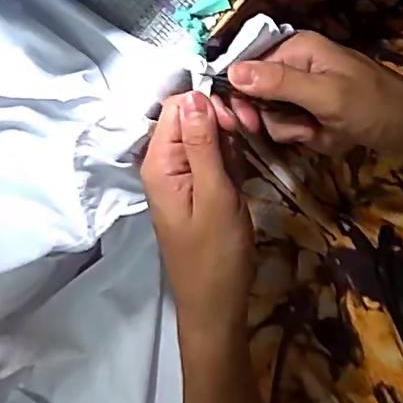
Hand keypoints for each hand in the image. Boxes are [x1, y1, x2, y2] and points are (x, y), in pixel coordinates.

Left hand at [142, 91, 253, 322]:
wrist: (216, 308)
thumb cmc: (216, 255)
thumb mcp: (214, 195)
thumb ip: (202, 143)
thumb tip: (194, 94)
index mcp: (158, 160)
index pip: (177, 106)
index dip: (207, 106)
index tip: (236, 124)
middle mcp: (162, 161)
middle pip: (190, 117)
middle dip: (221, 125)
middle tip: (244, 150)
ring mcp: (178, 174)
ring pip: (204, 136)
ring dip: (228, 145)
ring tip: (240, 172)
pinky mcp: (194, 186)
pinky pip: (210, 157)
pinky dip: (228, 161)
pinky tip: (239, 178)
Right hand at [222, 31, 402, 159]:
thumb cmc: (376, 107)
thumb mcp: (326, 95)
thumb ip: (278, 83)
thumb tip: (230, 72)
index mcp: (294, 47)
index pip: (244, 67)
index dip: (241, 95)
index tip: (249, 122)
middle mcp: (295, 62)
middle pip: (256, 93)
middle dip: (278, 119)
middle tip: (303, 130)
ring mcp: (305, 86)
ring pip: (274, 114)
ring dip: (297, 131)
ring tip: (325, 132)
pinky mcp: (314, 107)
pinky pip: (293, 124)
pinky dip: (310, 135)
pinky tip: (333, 136)